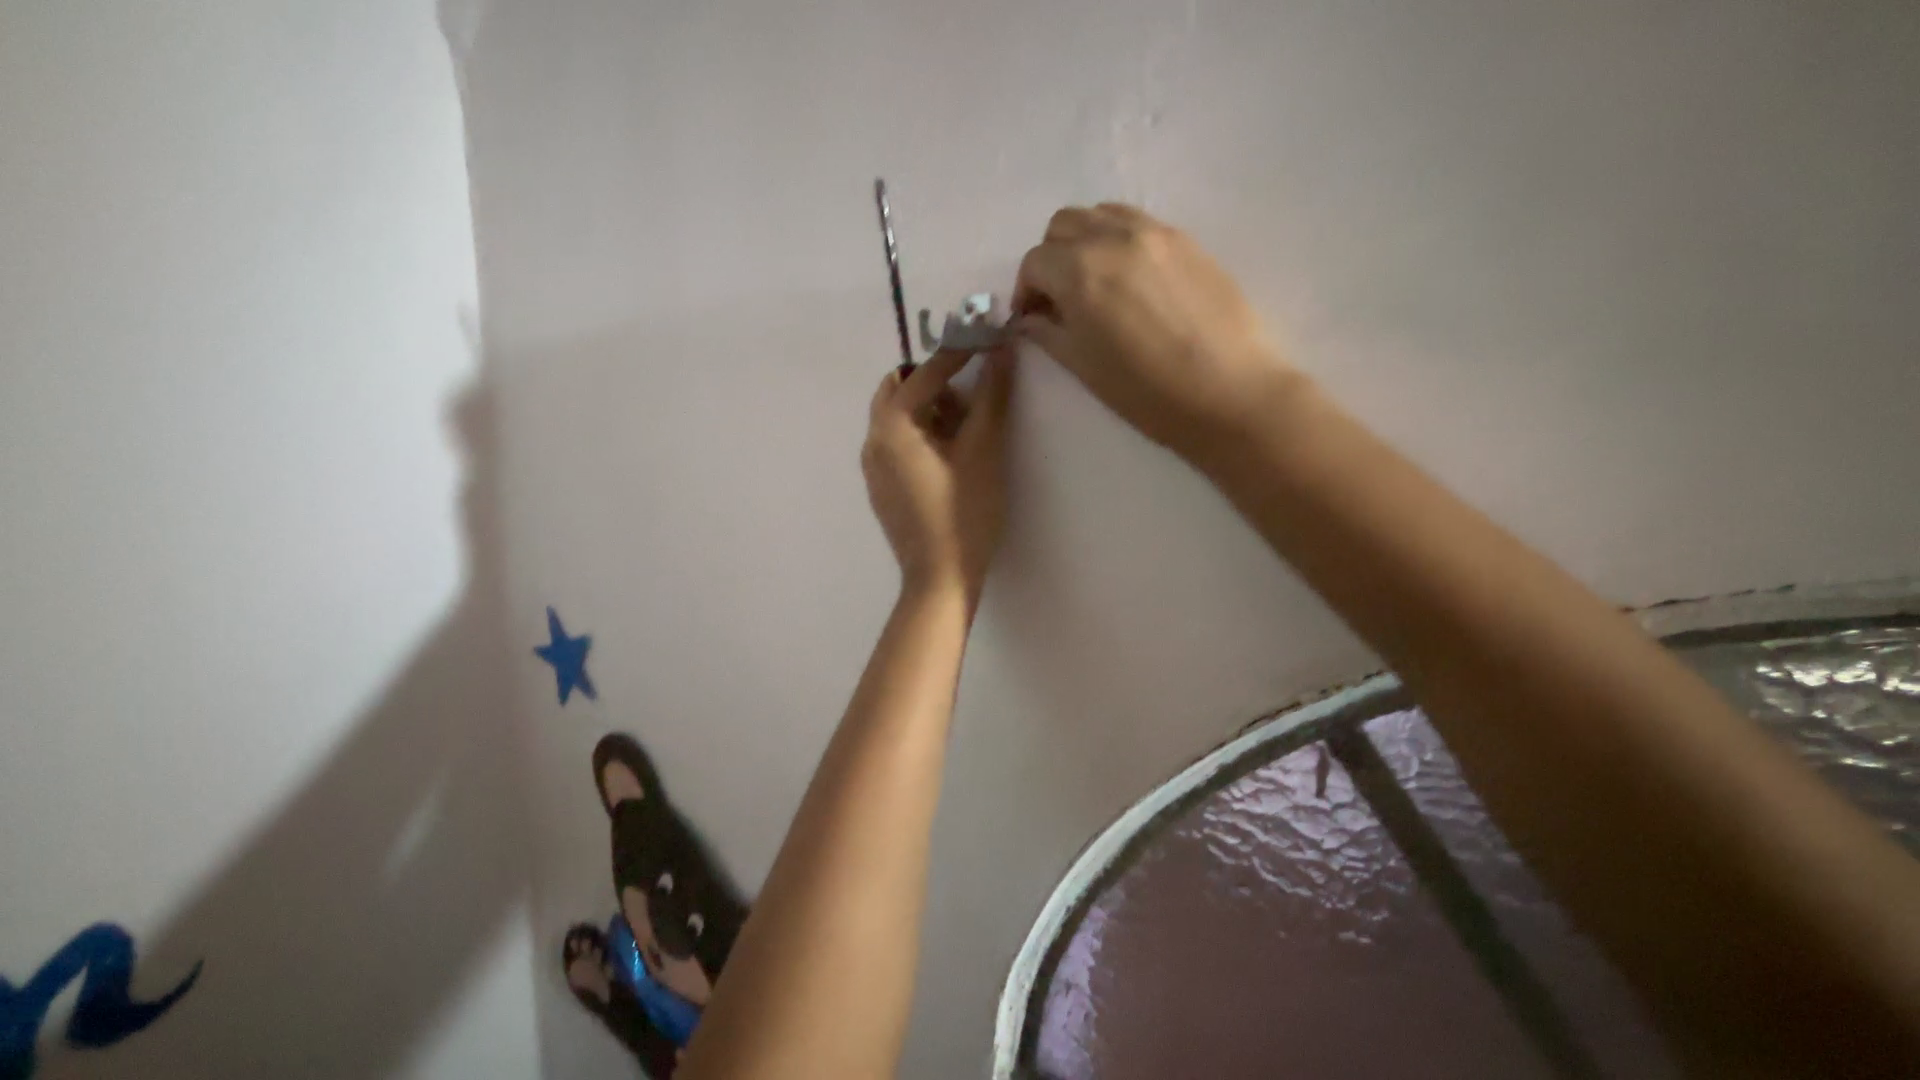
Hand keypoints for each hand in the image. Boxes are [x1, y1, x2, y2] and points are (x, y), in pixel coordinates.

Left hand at [861, 346, 1014, 603]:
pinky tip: (951, 455)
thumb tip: (1000, 353)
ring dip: (929, 409)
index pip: (924, 374)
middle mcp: (872, 441)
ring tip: (967, 424)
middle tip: (971, 387)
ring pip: (897, 419)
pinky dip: (921, 435)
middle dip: (934, 381)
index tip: (985, 339)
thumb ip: (991, 397)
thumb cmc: (964, 513)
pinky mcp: (882, 488)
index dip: (957, 353)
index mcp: (891, 427)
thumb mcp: (983, 450)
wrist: (939, 578)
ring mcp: (873, 468)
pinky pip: (897, 445)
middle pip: (899, 391)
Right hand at [1012, 203, 1297, 464]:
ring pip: (1101, 215)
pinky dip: (1119, 239)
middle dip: (1051, 258)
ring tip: (1095, 282)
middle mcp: (1112, 238)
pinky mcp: (1186, 240)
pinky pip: (1137, 223)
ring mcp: (1154, 232)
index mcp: (1079, 271)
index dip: (1026, 291)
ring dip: (1084, 241)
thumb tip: (1031, 318)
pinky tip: (1131, 279)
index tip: (1032, 318)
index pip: (1034, 262)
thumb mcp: (1084, 367)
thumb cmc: (1148, 392)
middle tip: (1059, 298)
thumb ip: (1049, 333)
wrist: (1231, 393)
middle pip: (1062, 225)